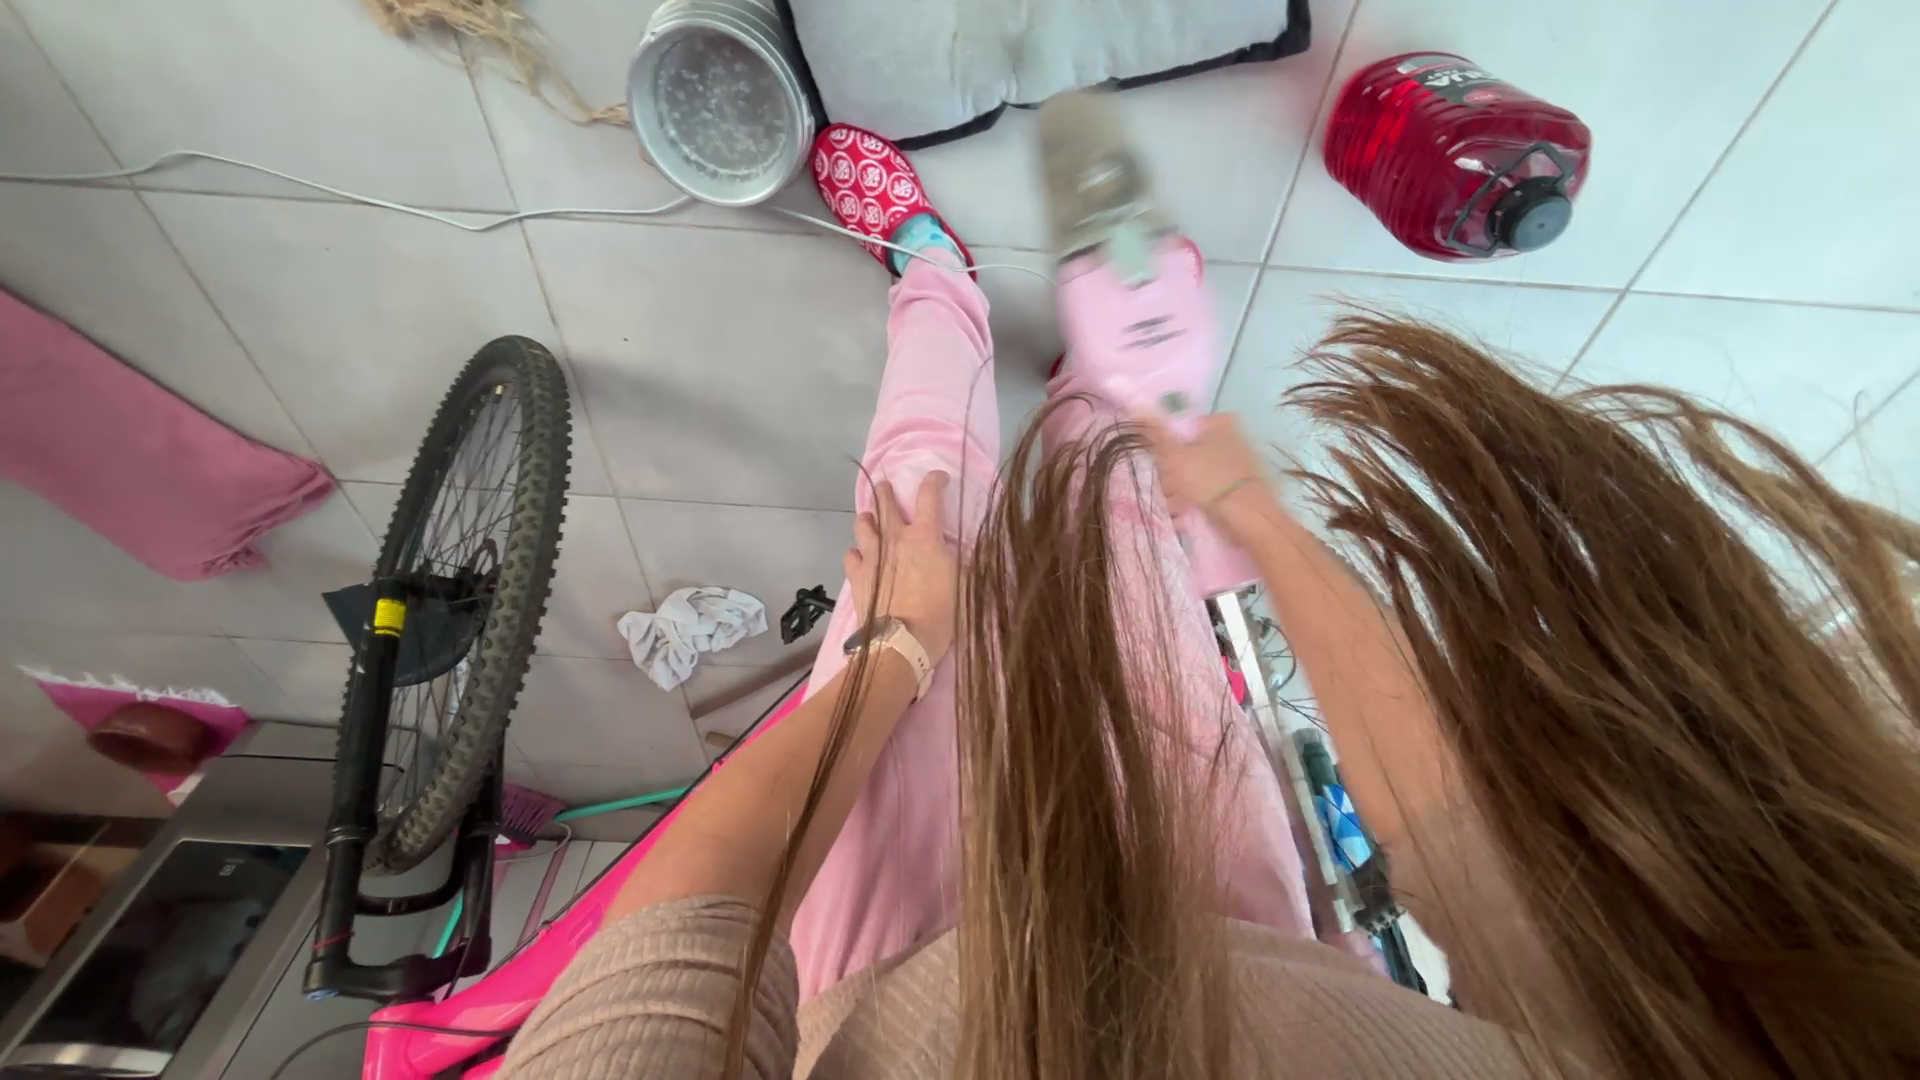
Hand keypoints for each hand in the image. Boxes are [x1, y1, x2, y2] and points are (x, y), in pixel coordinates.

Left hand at [845, 471, 958, 664]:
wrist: (903, 641)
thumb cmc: (941, 614)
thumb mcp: (964, 584)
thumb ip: (960, 561)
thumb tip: (959, 551)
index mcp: (925, 536)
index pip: (929, 495)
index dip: (935, 480)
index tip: (939, 478)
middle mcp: (895, 538)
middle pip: (884, 502)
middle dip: (886, 491)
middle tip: (887, 489)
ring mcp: (871, 555)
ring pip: (863, 524)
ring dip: (868, 519)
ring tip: (871, 521)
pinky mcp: (856, 575)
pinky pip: (851, 554)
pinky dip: (857, 553)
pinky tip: (861, 558)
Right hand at [1140, 412, 1283, 546]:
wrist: (1248, 516)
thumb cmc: (1209, 479)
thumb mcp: (1176, 456)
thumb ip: (1157, 434)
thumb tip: (1138, 407)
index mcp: (1219, 422)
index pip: (1180, 429)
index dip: (1165, 448)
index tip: (1159, 465)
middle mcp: (1230, 438)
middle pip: (1187, 454)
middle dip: (1171, 476)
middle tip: (1166, 489)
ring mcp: (1235, 464)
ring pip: (1195, 475)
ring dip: (1179, 492)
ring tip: (1174, 508)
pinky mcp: (1238, 487)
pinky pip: (1207, 491)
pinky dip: (1194, 502)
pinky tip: (1184, 516)